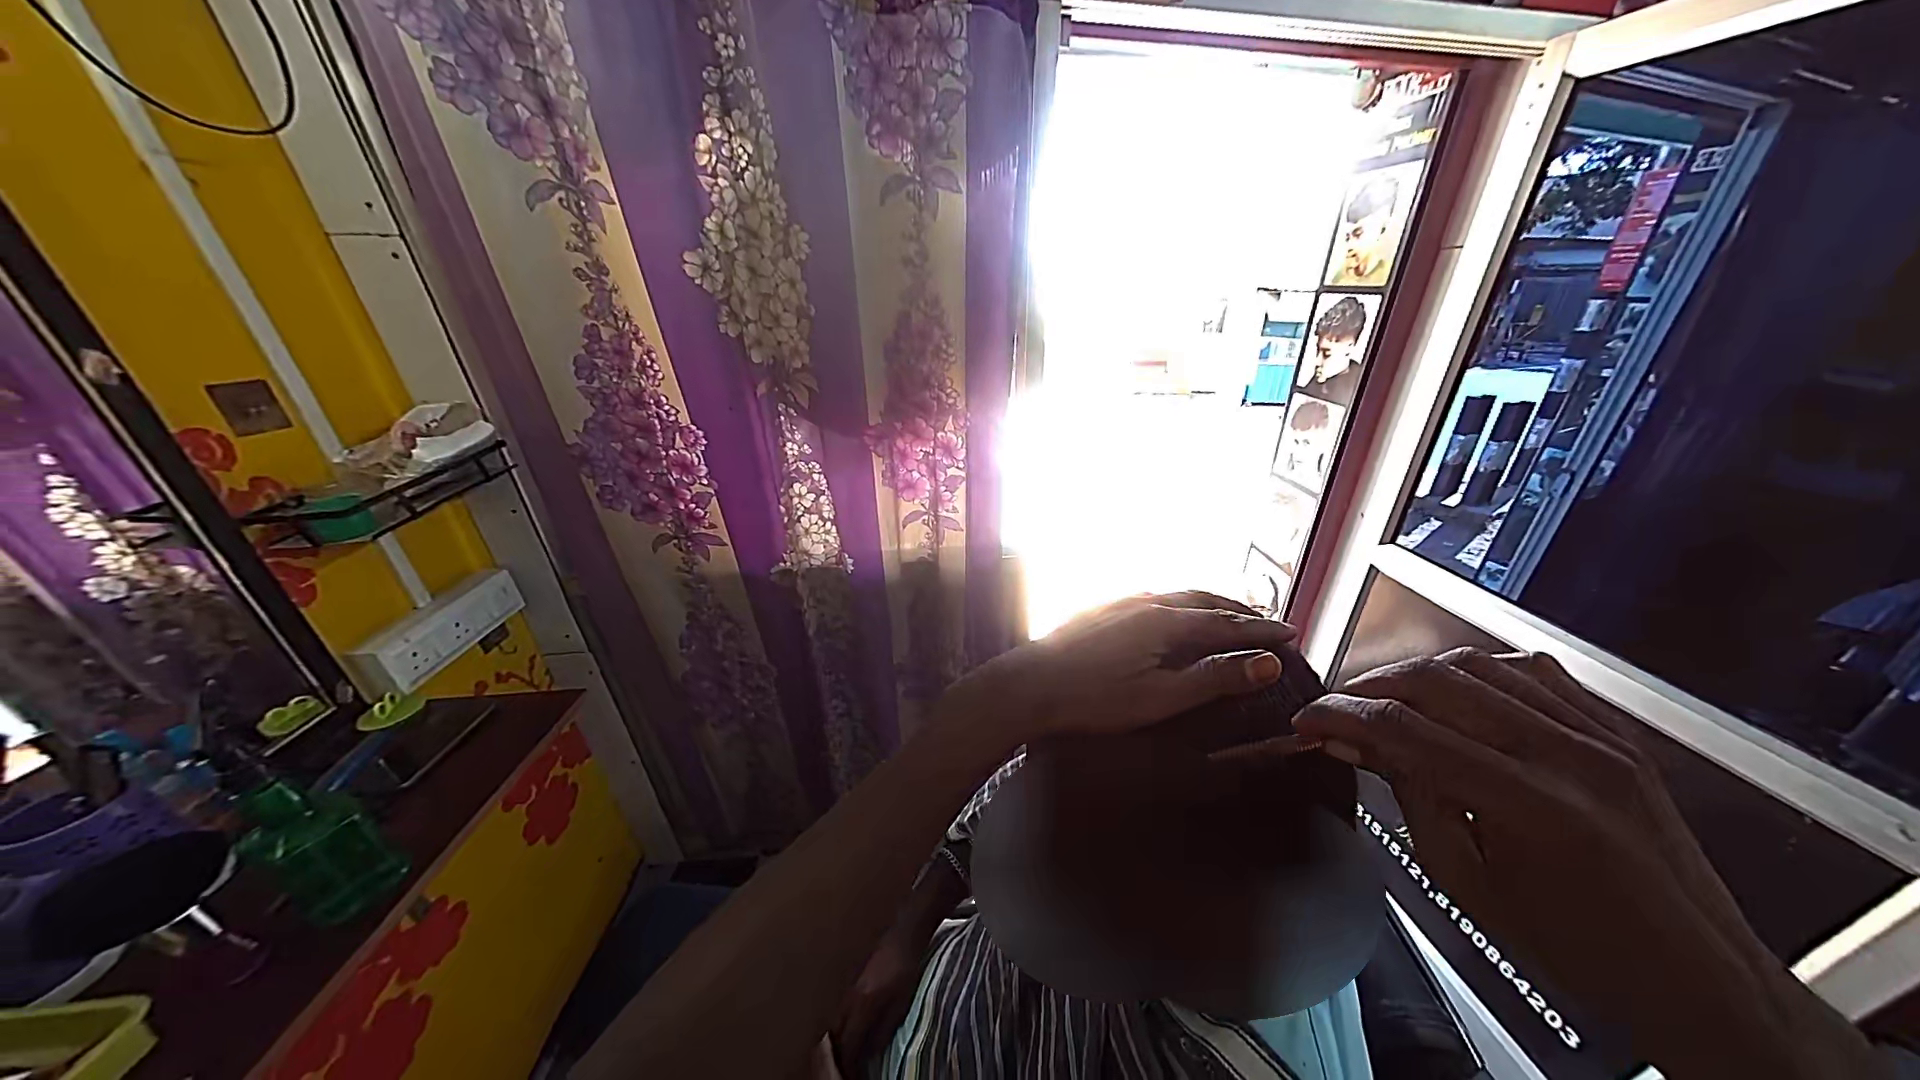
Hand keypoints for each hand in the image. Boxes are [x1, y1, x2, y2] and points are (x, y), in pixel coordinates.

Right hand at [832, 923, 924, 1074]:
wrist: (903, 932)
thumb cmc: (906, 968)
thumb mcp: (901, 1004)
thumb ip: (883, 1031)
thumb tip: (868, 1053)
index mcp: (863, 1005)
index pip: (847, 1045)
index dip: (847, 1065)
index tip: (851, 1075)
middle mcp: (849, 997)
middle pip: (834, 1035)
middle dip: (837, 1055)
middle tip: (844, 1066)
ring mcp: (846, 986)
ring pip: (833, 1021)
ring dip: (836, 1039)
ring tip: (844, 1050)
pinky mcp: (849, 978)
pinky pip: (837, 1007)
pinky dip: (839, 1022)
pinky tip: (847, 1025)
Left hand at [951, 592, 1296, 740]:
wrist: (1030, 684)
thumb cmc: (1094, 697)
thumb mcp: (1162, 696)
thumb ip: (1214, 677)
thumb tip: (1266, 663)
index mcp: (1166, 621)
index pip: (1227, 624)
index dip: (1262, 631)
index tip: (1290, 634)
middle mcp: (1147, 602)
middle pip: (1206, 601)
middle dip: (1240, 611)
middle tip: (1268, 621)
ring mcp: (1121, 602)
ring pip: (1178, 595)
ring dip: (1210, 603)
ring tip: (1229, 612)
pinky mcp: (1102, 609)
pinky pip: (1155, 598)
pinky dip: (1180, 604)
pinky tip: (1174, 613)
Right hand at [1292, 649, 1887, 1079]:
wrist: (1705, 983)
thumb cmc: (1582, 951)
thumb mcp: (1467, 882)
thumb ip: (1408, 797)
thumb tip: (1356, 743)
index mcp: (1532, 807)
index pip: (1404, 729)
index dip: (1339, 716)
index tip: (1307, 721)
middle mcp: (1571, 757)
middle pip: (1436, 680)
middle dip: (1368, 686)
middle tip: (1337, 709)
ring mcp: (1601, 739)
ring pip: (1479, 664)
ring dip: (1414, 673)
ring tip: (1384, 698)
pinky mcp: (1616, 734)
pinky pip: (1532, 671)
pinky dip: (1475, 670)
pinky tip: (1451, 689)